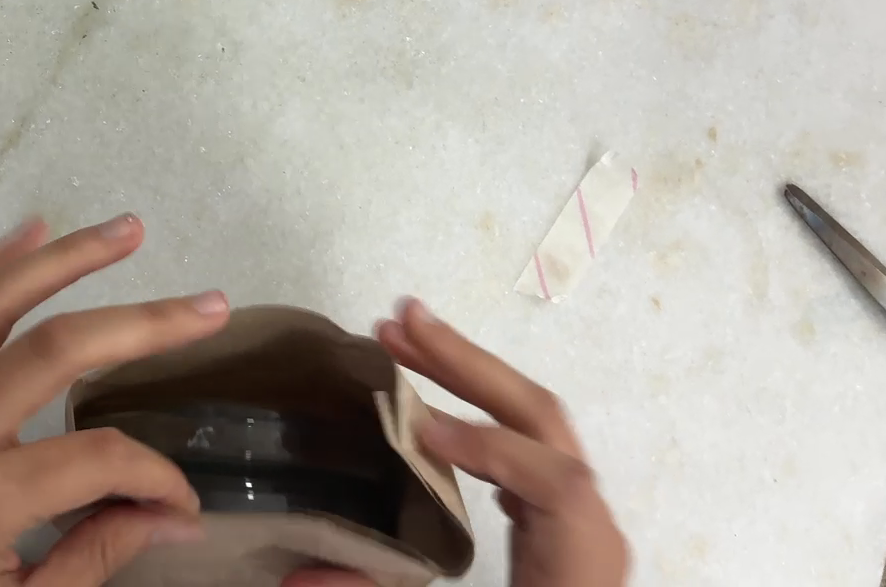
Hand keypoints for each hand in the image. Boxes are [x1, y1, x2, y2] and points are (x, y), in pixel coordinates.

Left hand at [0, 214, 231, 586]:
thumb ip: (98, 556)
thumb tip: (179, 515)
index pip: (97, 458)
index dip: (155, 476)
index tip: (184, 503)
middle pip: (57, 346)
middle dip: (143, 322)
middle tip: (209, 303)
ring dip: (66, 257)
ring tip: (127, 229)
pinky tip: (31, 230)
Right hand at [285, 299, 629, 586]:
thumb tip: (295, 575)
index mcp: (578, 570)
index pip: (558, 487)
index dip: (493, 447)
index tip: (420, 425)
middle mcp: (589, 533)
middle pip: (545, 423)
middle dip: (468, 365)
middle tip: (397, 324)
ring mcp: (574, 520)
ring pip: (533, 421)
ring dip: (464, 369)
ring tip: (398, 333)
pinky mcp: (553, 519)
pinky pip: (519, 439)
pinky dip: (472, 401)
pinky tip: (428, 390)